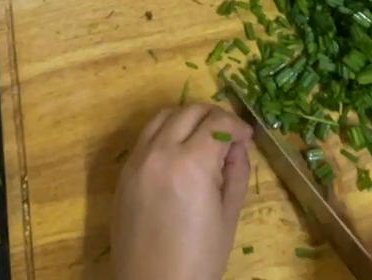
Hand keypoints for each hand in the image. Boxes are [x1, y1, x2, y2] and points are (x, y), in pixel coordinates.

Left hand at [111, 103, 253, 279]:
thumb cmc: (198, 260)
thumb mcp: (228, 217)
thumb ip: (237, 173)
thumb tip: (237, 145)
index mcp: (191, 164)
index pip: (217, 123)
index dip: (236, 125)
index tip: (247, 136)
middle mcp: (160, 152)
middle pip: (189, 111)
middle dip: (214, 115)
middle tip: (228, 133)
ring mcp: (137, 159)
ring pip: (163, 116)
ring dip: (186, 118)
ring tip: (202, 135)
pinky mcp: (124, 171)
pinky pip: (145, 136)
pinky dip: (165, 132)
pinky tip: (177, 150)